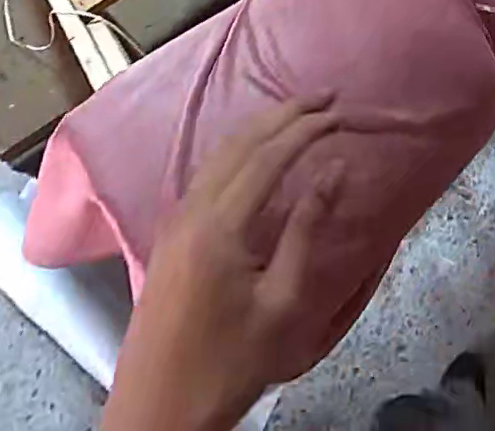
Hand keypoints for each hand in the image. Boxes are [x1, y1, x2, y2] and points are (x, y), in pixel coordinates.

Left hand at [104, 95, 345, 430]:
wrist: (155, 414)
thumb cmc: (227, 363)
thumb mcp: (282, 304)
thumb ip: (306, 230)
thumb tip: (333, 171)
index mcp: (219, 224)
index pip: (268, 156)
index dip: (305, 129)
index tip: (338, 113)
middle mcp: (193, 208)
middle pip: (243, 142)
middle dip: (285, 113)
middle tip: (324, 96)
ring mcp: (177, 217)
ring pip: (222, 151)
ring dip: (262, 124)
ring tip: (297, 110)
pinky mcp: (172, 230)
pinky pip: (209, 168)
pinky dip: (240, 144)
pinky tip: (255, 146)